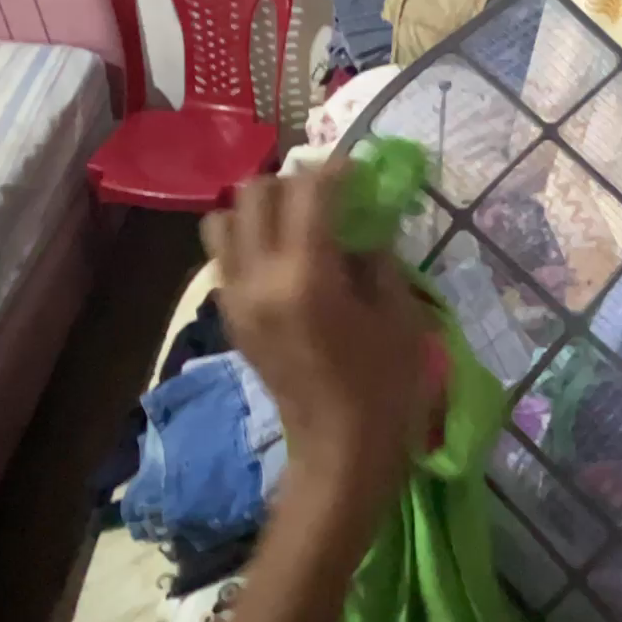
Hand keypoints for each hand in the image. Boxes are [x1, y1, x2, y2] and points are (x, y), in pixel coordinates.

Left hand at [201, 167, 430, 504]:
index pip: (308, 192)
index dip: (337, 170)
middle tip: (330, 192)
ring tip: (299, 219)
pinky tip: (287, 255)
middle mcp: (258, 279)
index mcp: (306, 276)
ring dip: (260, 207)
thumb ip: (376, 257)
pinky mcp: (231, 318)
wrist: (338, 452)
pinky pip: (225, 256)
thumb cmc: (384, 383)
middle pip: (254, 194)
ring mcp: (236, 299)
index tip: (360, 168)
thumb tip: (363, 223)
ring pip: (224, 220)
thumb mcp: (397, 312)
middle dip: (293, 181)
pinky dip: (249, 238)